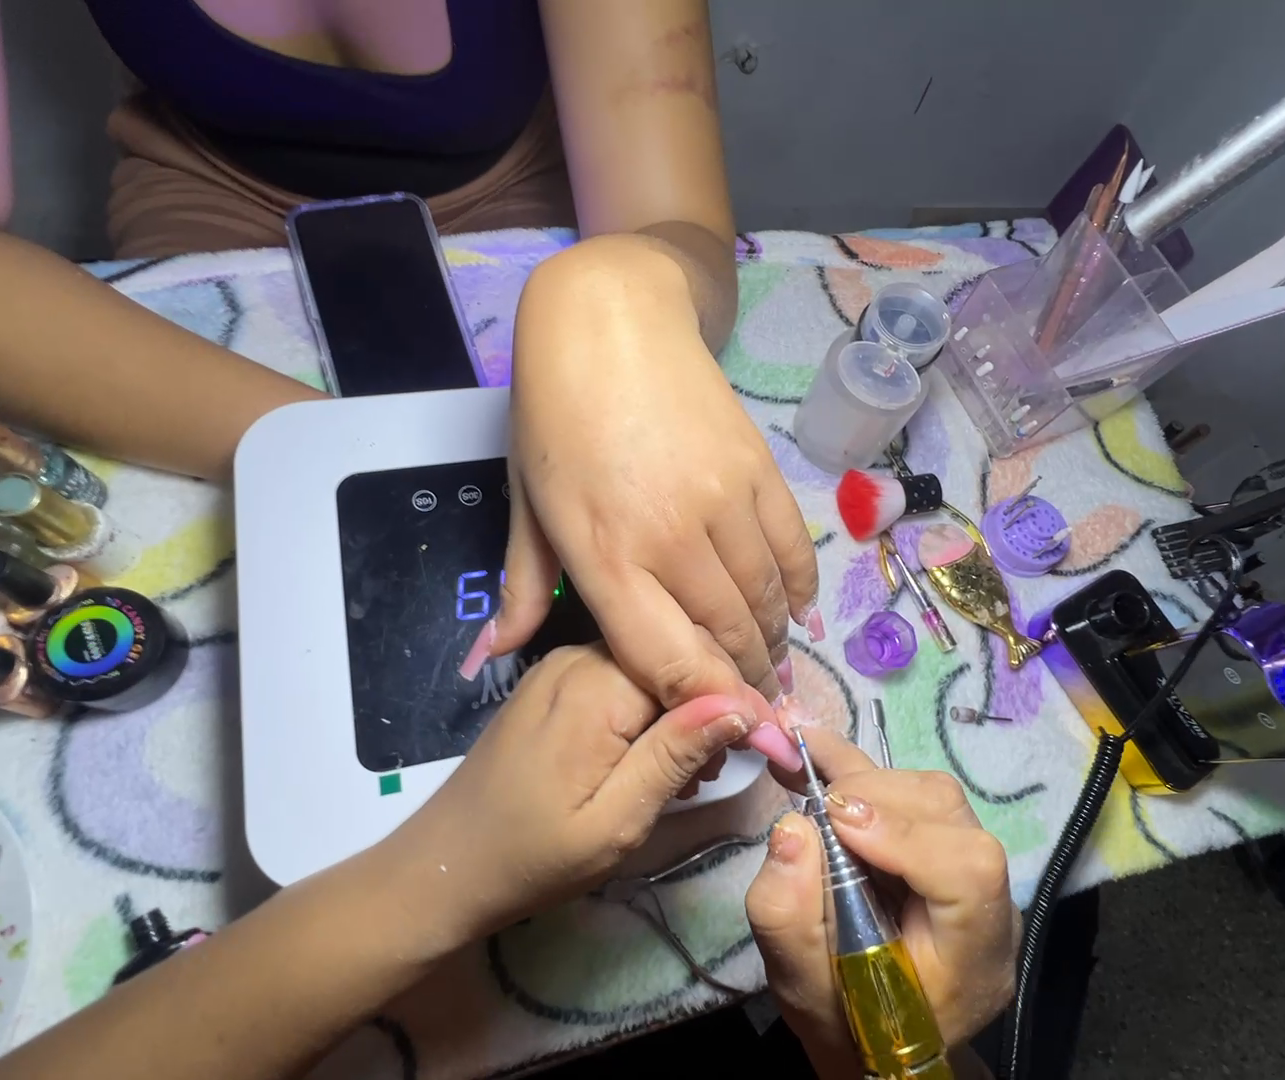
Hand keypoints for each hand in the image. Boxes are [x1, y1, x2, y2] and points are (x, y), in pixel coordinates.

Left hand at [386, 643, 776, 941]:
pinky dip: (651, 709)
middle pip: (675, 655)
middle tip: (714, 771)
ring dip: (683, 710)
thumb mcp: (616, 820)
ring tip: (684, 774)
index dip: (737, 701)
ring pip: (654, 664)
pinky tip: (650, 756)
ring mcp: (565, 662)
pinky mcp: (557, 679)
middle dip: (711, 705)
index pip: (693, 662)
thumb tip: (744, 706)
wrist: (444, 864)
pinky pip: (624, 674)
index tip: (768, 746)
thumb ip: (676, 754)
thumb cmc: (533, 856)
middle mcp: (581, 654)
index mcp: (596, 684)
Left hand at [469, 234, 820, 711]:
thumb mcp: (527, 503)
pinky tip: (793, 610)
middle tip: (751, 702)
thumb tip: (485, 655)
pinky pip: (794, 550)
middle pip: (727, 639)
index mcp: (604, 556)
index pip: (667, 661)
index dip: (705, 709)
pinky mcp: (759, 470)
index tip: (728, 733)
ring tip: (769, 661)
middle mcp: (670, 538)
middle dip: (743, 682)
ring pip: (767, 600)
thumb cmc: (555, 416)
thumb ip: (520, 588)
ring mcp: (723, 502)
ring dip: (773, 642)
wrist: (612, 319)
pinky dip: (799, 590)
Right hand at [746, 727, 1020, 1078]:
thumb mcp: (802, 989)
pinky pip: (912, 789)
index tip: (836, 820)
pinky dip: (859, 768)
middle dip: (874, 797)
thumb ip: (789, 919)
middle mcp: (989, 904)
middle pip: (950, 816)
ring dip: (866, 781)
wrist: (879, 1033)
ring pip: (934, 793)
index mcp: (973, 958)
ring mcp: (971, 865)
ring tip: (813, 789)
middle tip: (812, 808)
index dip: (905, 833)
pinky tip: (814, 749)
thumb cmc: (846, 1021)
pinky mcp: (942, 838)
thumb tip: (792, 828)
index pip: (970, 873)